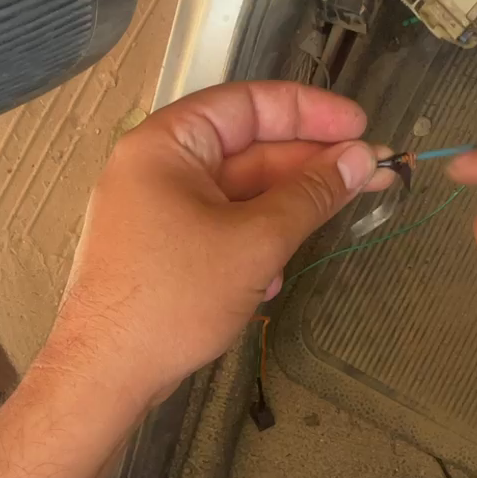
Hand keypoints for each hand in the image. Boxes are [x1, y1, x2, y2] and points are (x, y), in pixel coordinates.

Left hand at [41, 82, 394, 409]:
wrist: (107, 373)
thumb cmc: (173, 299)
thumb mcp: (254, 243)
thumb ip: (310, 196)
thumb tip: (361, 160)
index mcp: (167, 144)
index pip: (249, 104)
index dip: (312, 113)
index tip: (362, 129)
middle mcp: (156, 170)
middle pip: (246, 153)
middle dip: (306, 170)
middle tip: (369, 179)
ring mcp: (153, 216)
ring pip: (234, 200)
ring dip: (282, 216)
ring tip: (329, 227)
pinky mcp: (158, 256)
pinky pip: (215, 235)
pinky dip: (249, 249)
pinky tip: (271, 280)